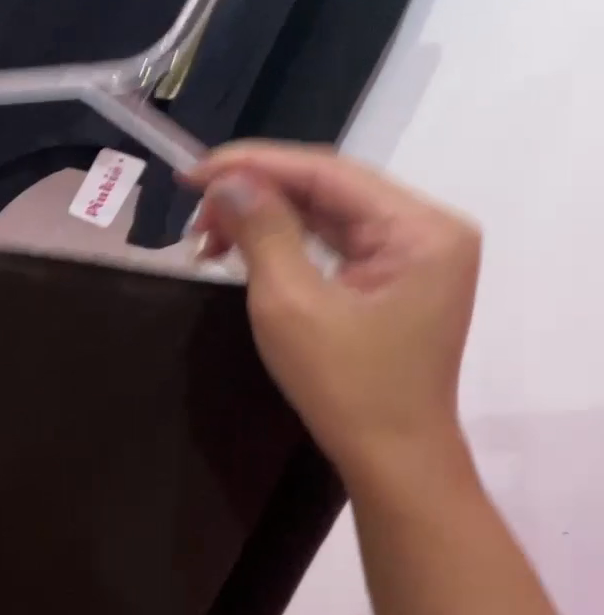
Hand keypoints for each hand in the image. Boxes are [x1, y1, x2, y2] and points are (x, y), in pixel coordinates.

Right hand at [186, 143, 480, 496]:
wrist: (387, 449)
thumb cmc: (343, 379)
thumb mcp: (290, 301)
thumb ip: (262, 231)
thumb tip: (226, 182)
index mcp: (419, 230)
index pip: (327, 172)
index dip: (253, 164)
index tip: (190, 172)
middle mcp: (424, 230)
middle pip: (325, 187)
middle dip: (252, 191)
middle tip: (191, 209)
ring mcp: (409, 253)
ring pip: (320, 211)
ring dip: (258, 216)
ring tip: (204, 237)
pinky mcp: (387, 276)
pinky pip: (325, 238)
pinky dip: (276, 239)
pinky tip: (234, 249)